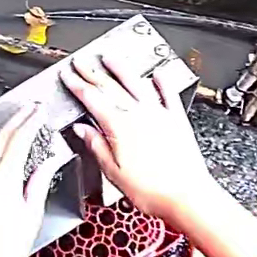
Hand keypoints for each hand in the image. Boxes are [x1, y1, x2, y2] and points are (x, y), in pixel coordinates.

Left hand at [0, 104, 66, 256]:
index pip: (17, 141)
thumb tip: (50, 161)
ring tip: (21, 123)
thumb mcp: (31, 216)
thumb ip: (38, 182)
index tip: (39, 112)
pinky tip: (6, 148)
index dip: (30, 123)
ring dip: (5, 132)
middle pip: (0, 138)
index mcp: (0, 183)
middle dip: (16, 120)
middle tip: (31, 109)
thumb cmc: (5, 255)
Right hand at [61, 52, 220, 222]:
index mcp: (119, 127)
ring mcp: (159, 114)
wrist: (187, 197)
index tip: (68, 76)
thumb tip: (82, 130)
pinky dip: (161, 82)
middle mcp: (138, 115)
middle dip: (92, 72)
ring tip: (110, 58)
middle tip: (81, 62)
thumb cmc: (152, 190)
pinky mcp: (177, 120)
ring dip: (121, 68)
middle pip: (110, 87)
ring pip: (136, 83)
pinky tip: (157, 74)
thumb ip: (96, 145)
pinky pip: (167, 95)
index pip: (92, 99)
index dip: (77, 85)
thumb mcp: (113, 172)